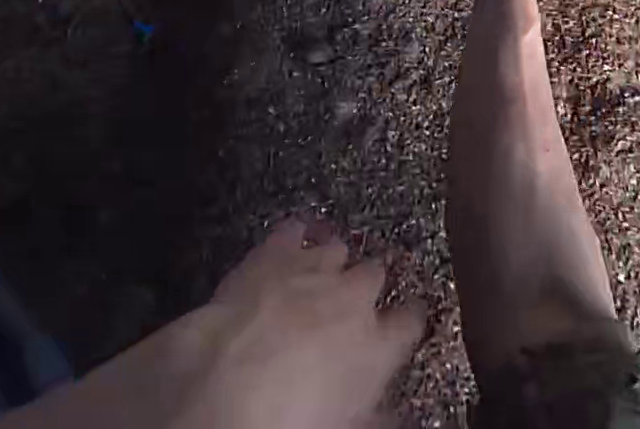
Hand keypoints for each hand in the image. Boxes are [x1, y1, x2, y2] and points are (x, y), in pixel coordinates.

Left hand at [174, 218, 424, 428]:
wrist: (229, 384)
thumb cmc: (290, 420)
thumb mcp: (347, 423)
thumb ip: (374, 412)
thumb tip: (393, 415)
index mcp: (376, 346)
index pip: (410, 321)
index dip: (411, 317)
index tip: (409, 318)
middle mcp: (351, 298)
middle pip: (374, 273)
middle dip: (368, 281)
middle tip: (355, 297)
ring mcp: (313, 268)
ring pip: (336, 247)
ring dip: (331, 259)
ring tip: (322, 269)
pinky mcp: (275, 252)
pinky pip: (294, 230)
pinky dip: (295, 234)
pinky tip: (292, 239)